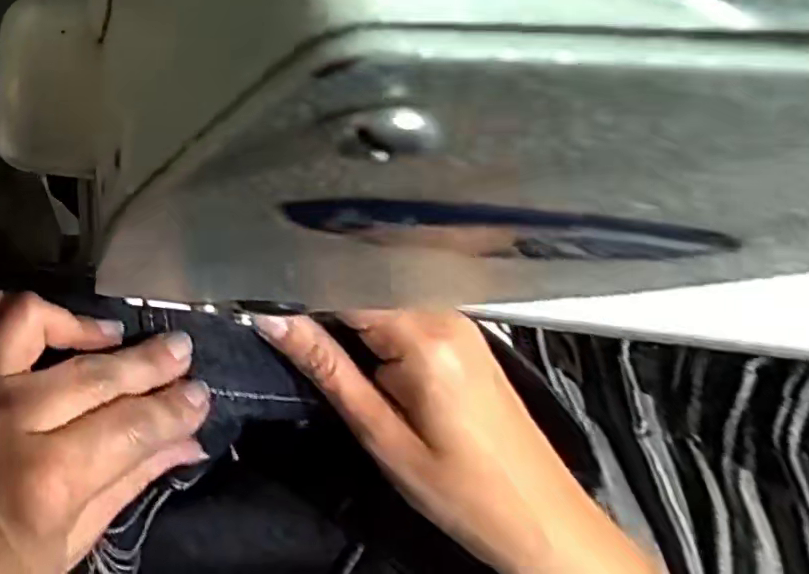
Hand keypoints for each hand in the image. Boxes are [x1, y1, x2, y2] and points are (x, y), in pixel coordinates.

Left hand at [0, 290, 210, 573]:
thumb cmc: (3, 562)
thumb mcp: (75, 539)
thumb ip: (133, 478)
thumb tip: (190, 438)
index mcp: (43, 480)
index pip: (127, 428)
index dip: (171, 408)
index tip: (200, 391)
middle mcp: (8, 419)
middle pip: (94, 374)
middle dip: (147, 362)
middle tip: (180, 349)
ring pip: (37, 320)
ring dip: (81, 324)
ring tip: (113, 338)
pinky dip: (27, 311)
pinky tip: (54, 327)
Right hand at [253, 310, 657, 573]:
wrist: (552, 530)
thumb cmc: (469, 495)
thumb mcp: (382, 434)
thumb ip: (324, 366)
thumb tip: (269, 317)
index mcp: (423, 335)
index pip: (338, 284)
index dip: (292, 289)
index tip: (256, 298)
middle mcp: (442, 311)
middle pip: (356, 279)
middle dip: (311, 293)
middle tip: (272, 314)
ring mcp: (455, 317)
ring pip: (373, 288)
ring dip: (336, 304)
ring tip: (304, 325)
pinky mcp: (458, 330)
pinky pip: (396, 303)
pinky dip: (363, 315)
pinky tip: (348, 337)